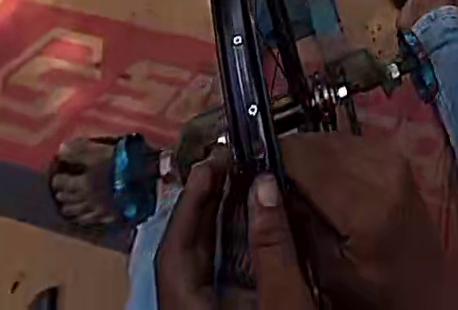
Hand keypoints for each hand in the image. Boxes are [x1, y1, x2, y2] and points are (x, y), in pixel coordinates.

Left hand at [155, 150, 317, 309]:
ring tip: (252, 183)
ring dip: (233, 224)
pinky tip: (267, 227)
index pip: (174, 246)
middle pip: (193, 249)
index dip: (192, 199)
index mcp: (185, 309)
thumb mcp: (284, 304)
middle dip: (213, 203)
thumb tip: (265, 183)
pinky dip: (247, 252)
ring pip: (214, 264)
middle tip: (233, 162)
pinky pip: (234, 281)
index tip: (212, 162)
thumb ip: (272, 246)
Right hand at [281, 135, 457, 309]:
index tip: (253, 165)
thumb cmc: (378, 293)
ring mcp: (392, 157)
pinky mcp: (394, 153)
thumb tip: (264, 181)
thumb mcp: (328, 271)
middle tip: (271, 178)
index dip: (272, 157)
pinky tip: (323, 177)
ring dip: (308, 153)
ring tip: (297, 180)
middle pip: (315, 142)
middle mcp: (382, 169)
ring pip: (328, 136)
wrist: (428, 294)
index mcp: (367, 204)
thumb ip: (296, 222)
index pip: (303, 157)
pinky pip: (346, 140)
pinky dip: (329, 153)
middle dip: (289, 156)